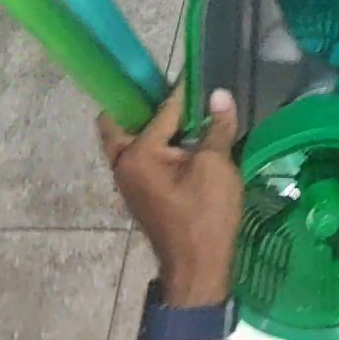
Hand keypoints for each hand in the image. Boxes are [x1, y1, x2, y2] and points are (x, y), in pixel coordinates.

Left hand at [98, 85, 241, 306]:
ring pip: (128, 141)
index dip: (182, 91)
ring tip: (182, 112)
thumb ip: (217, 127)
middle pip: (118, 123)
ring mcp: (129, 181)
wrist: (197, 267)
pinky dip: (156, 143)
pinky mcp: (142, 193)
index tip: (195, 72)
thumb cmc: (204, 213)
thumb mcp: (216, 165)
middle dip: (141, 104)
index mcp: (136, 154)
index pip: (160, 110)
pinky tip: (185, 140)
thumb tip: (220, 94)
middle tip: (171, 93)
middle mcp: (122, 165)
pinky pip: (140, 156)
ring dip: (149, 125)